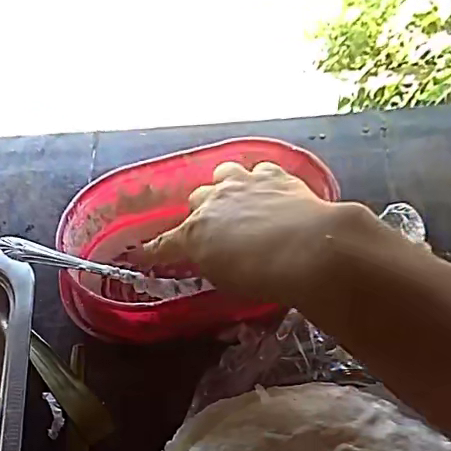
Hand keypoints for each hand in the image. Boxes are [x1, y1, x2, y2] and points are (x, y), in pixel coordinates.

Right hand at [135, 162, 383, 301]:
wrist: (309, 249)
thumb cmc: (260, 276)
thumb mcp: (224, 279)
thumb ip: (212, 264)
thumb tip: (214, 258)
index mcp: (194, 233)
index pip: (164, 243)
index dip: (152, 251)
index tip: (141, 255)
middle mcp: (213, 202)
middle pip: (195, 199)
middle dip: (198, 212)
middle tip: (207, 229)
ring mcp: (245, 184)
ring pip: (223, 174)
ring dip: (224, 186)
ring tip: (232, 198)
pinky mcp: (277, 176)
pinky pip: (259, 170)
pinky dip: (258, 181)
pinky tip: (265, 192)